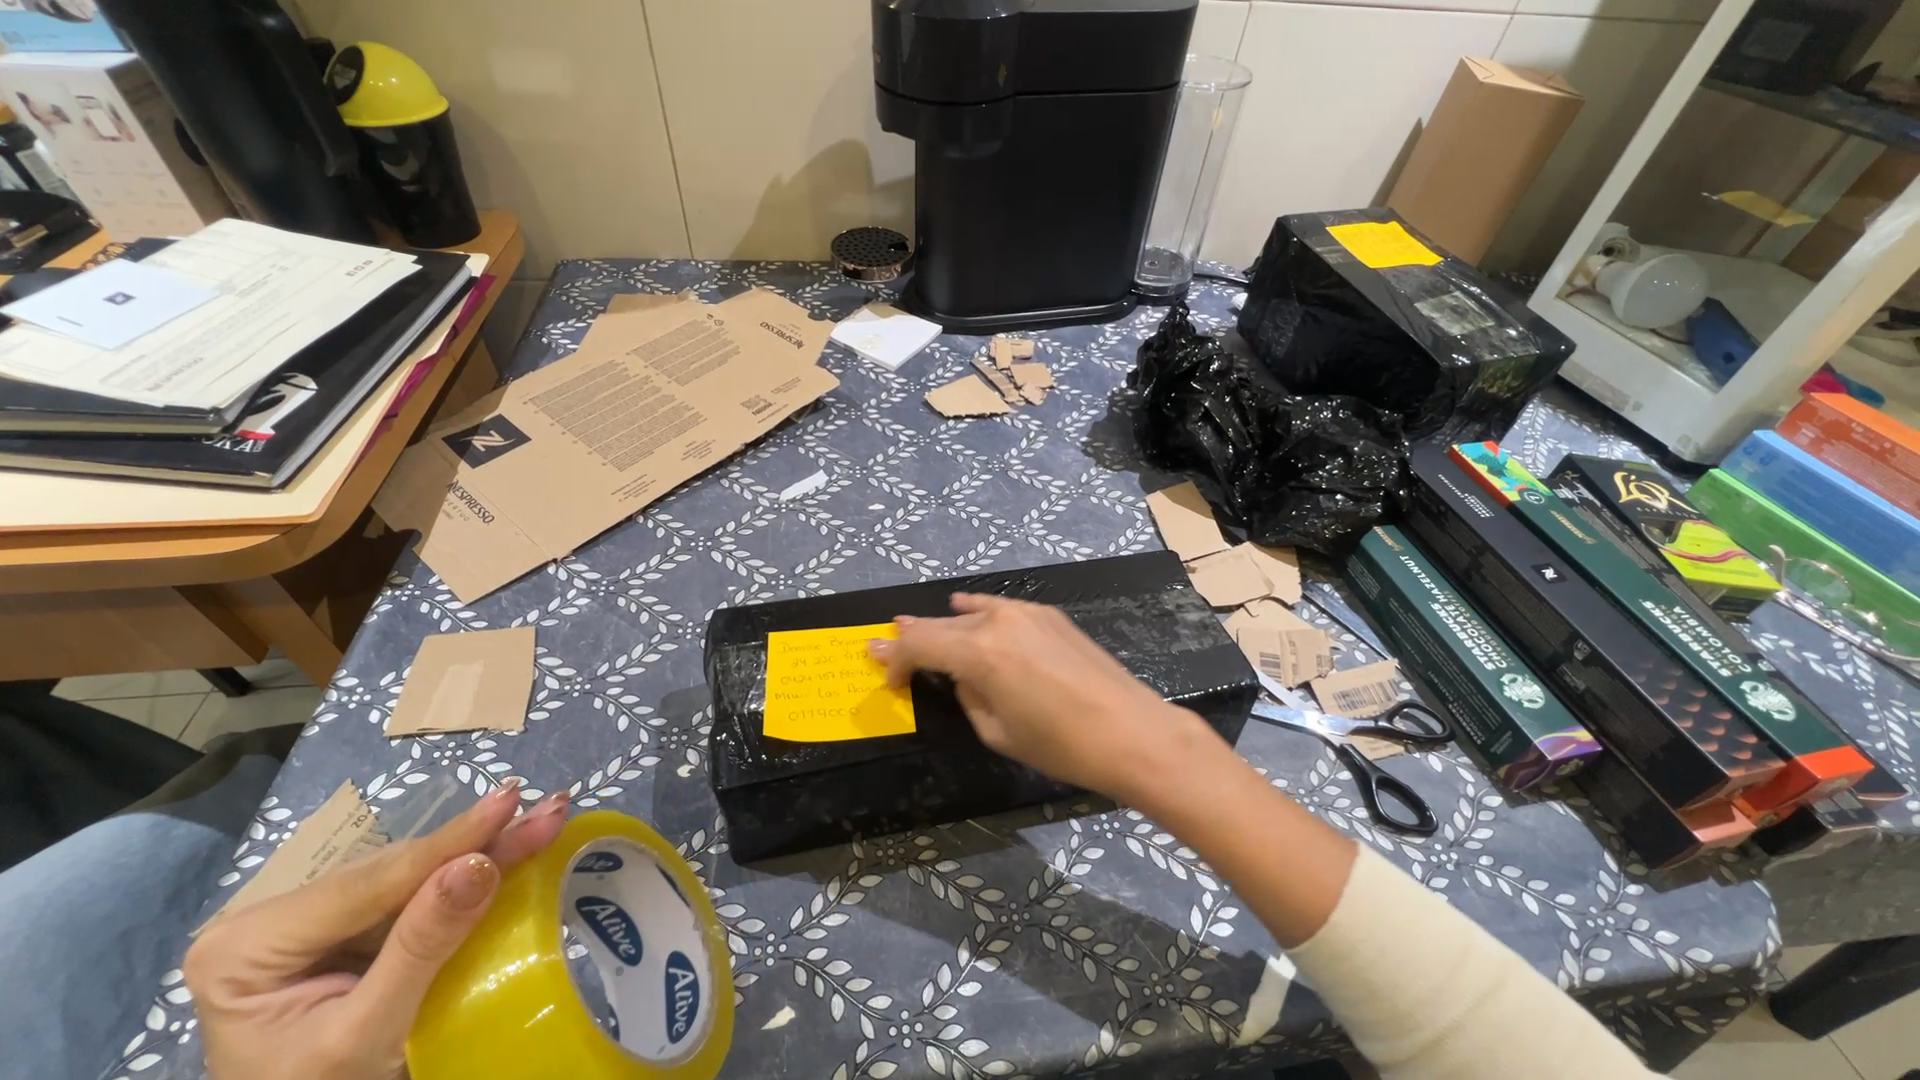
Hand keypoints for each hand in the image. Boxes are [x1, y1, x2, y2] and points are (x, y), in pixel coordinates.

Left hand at [185, 782, 569, 1079]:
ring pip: (409, 876)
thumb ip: (420, 948)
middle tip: (549, 810)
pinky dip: (466, 878)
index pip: (370, 881)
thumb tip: (480, 865)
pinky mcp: (345, 937)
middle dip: (478, 842)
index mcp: (247, 945)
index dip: (450, 840)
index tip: (513, 800)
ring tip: (540, 823)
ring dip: (481, 851)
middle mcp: (273, 920)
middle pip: (395, 870)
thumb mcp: (365, 1036)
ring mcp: (311, 926)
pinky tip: (508, 852)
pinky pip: (413, 899)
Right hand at [868, 592, 1216, 800]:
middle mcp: (998, 622)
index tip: (886, 675)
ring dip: (946, 623)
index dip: (895, 660)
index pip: (920, 646)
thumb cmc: (1060, 745)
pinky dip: (979, 612)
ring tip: (922, 628)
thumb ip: (970, 695)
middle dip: (911, 638)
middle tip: (885, 645)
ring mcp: (1028, 613)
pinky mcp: (1052, 617)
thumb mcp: (998, 731)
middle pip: (940, 625)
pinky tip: (969, 610)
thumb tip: (962, 676)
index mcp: (979, 653)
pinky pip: (1002, 610)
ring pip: (972, 613)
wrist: (1131, 731)